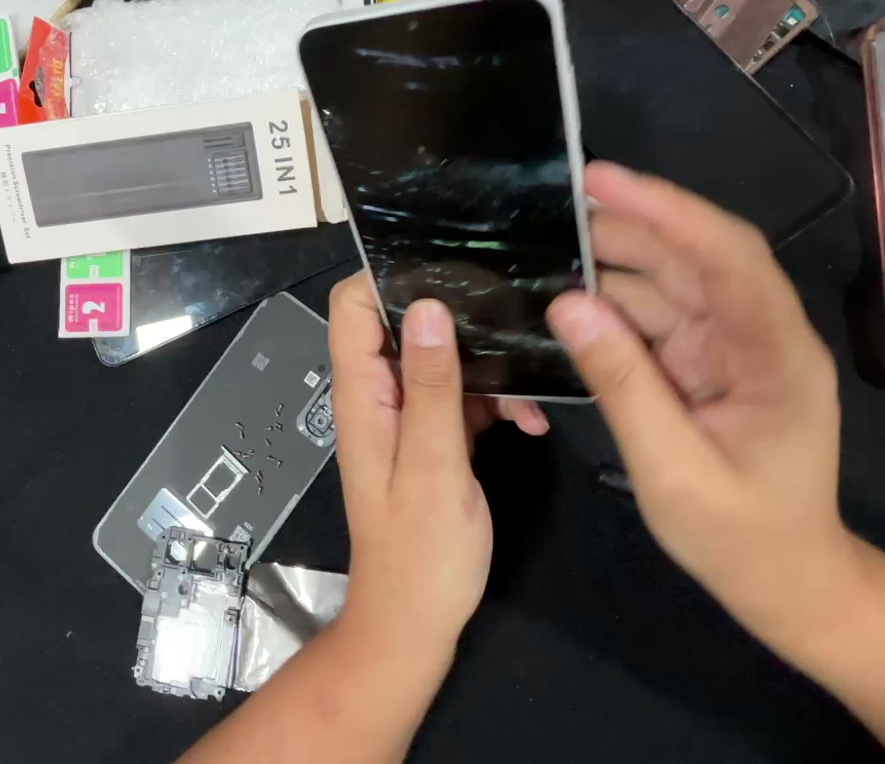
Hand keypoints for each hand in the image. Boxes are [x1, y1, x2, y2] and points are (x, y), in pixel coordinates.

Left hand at [326, 274, 540, 657]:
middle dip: (453, 314)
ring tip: (532, 387)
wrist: (417, 621)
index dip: (385, 277)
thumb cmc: (420, 552)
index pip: (352, 307)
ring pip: (441, 358)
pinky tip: (532, 420)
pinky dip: (495, 400)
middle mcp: (378, 394)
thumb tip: (426, 306)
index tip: (444, 264)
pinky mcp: (434, 435)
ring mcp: (407, 414)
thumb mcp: (432, 464)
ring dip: (486, 365)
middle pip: (402, 323)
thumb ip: (431, 386)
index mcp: (362, 394)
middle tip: (509, 311)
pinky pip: (462, 395)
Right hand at [544, 161, 860, 649]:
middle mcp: (756, 332)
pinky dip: (607, 299)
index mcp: (776, 355)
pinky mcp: (700, 356)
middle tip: (549, 214)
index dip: (667, 211)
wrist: (786, 578)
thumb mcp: (674, 472)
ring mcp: (727, 342)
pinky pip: (651, 311)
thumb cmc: (743, 537)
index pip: (728, 259)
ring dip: (609, 260)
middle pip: (692, 255)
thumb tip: (566, 306)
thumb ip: (623, 386)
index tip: (602, 180)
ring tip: (543, 249)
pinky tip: (564, 294)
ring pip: (666, 277)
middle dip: (624, 226)